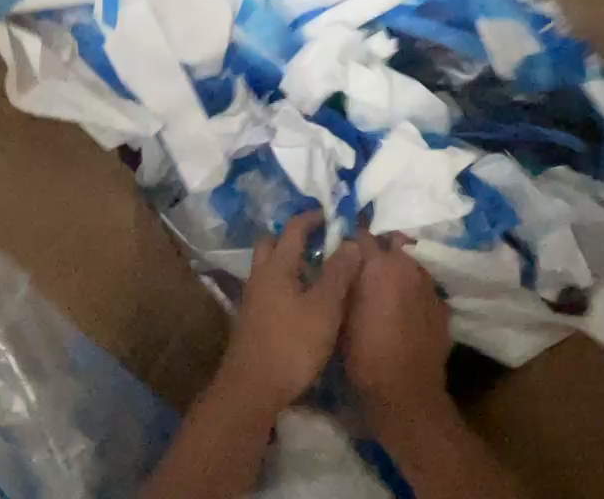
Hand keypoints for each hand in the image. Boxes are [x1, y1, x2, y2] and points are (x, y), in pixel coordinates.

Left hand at [215, 211, 363, 409]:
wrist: (252, 388)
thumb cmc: (292, 344)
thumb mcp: (324, 308)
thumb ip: (338, 273)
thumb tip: (350, 240)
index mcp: (277, 265)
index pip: (294, 228)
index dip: (313, 217)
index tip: (334, 215)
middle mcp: (261, 275)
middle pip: (273, 243)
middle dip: (296, 237)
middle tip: (323, 243)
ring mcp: (254, 297)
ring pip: (271, 267)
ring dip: (292, 262)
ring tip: (319, 272)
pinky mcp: (254, 319)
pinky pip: (271, 287)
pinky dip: (288, 283)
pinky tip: (305, 301)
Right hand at [342, 231, 450, 412]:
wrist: (406, 393)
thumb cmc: (364, 353)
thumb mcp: (341, 312)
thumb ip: (344, 278)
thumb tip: (343, 259)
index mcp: (380, 264)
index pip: (362, 234)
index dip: (350, 237)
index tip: (341, 243)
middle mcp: (408, 267)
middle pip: (393, 242)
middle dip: (379, 247)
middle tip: (364, 261)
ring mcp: (430, 286)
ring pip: (411, 263)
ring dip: (398, 267)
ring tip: (385, 284)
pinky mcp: (443, 307)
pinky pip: (424, 287)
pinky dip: (413, 290)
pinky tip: (404, 308)